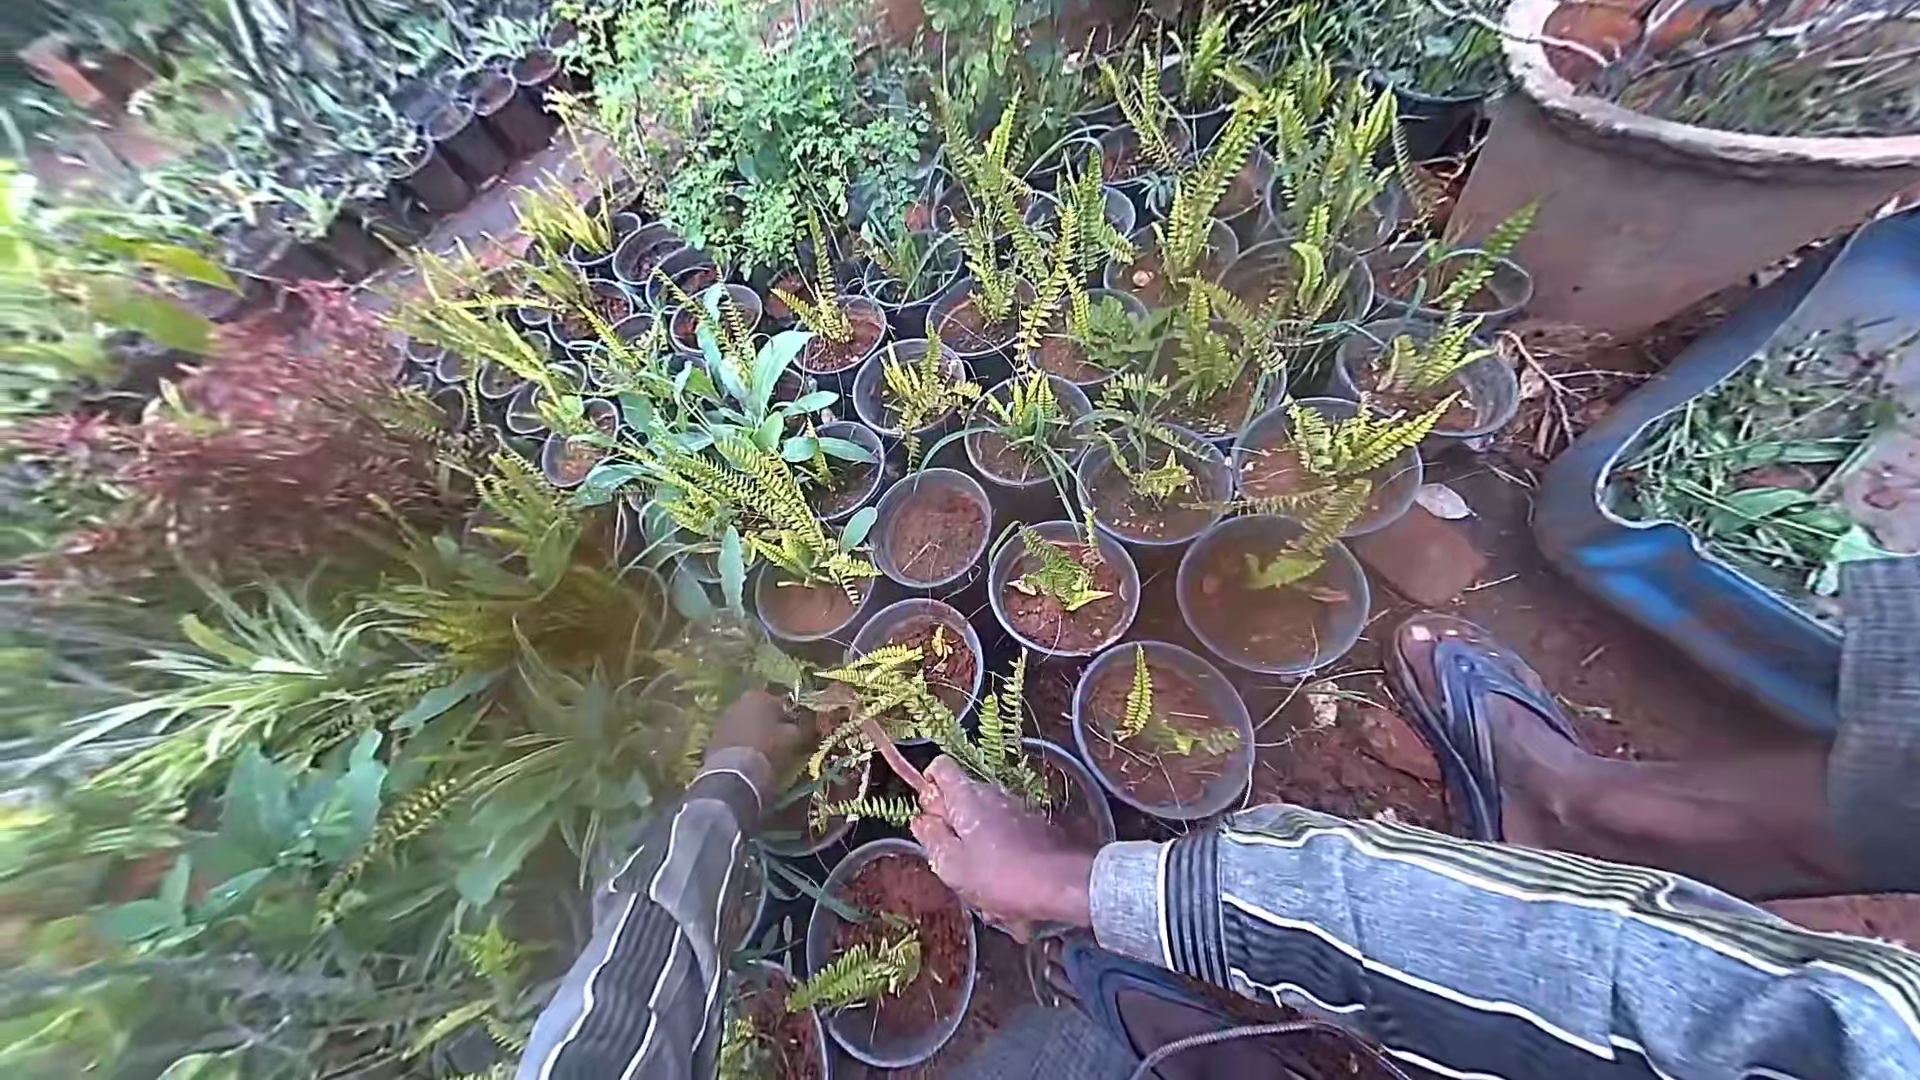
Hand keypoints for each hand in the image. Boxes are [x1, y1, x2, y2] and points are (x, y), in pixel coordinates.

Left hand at [705, 690, 806, 779]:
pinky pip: (737, 741)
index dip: (795, 718)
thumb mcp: (794, 738)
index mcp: (757, 697)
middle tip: (786, 743)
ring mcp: (722, 723)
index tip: (801, 732)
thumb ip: (805, 726)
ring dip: (760, 737)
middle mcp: (737, 704)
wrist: (733, 777)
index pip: (784, 704)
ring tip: (770, 756)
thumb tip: (813, 723)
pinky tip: (753, 762)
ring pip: (749, 727)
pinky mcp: (713, 742)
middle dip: (775, 726)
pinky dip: (746, 748)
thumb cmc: (767, 750)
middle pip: (764, 714)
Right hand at [910, 756, 1098, 941]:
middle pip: (958, 797)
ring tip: (978, 885)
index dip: (928, 784)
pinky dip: (996, 855)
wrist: (1061, 881)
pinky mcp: (1029, 824)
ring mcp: (1012, 807)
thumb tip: (920, 819)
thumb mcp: (952, 864)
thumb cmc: (1000, 874)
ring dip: (973, 847)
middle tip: (950, 859)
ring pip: (979, 821)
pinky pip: (1001, 835)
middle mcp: (989, 793)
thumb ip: (931, 837)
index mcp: (966, 796)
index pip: (940, 766)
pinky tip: (1002, 888)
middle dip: (949, 826)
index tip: (927, 815)